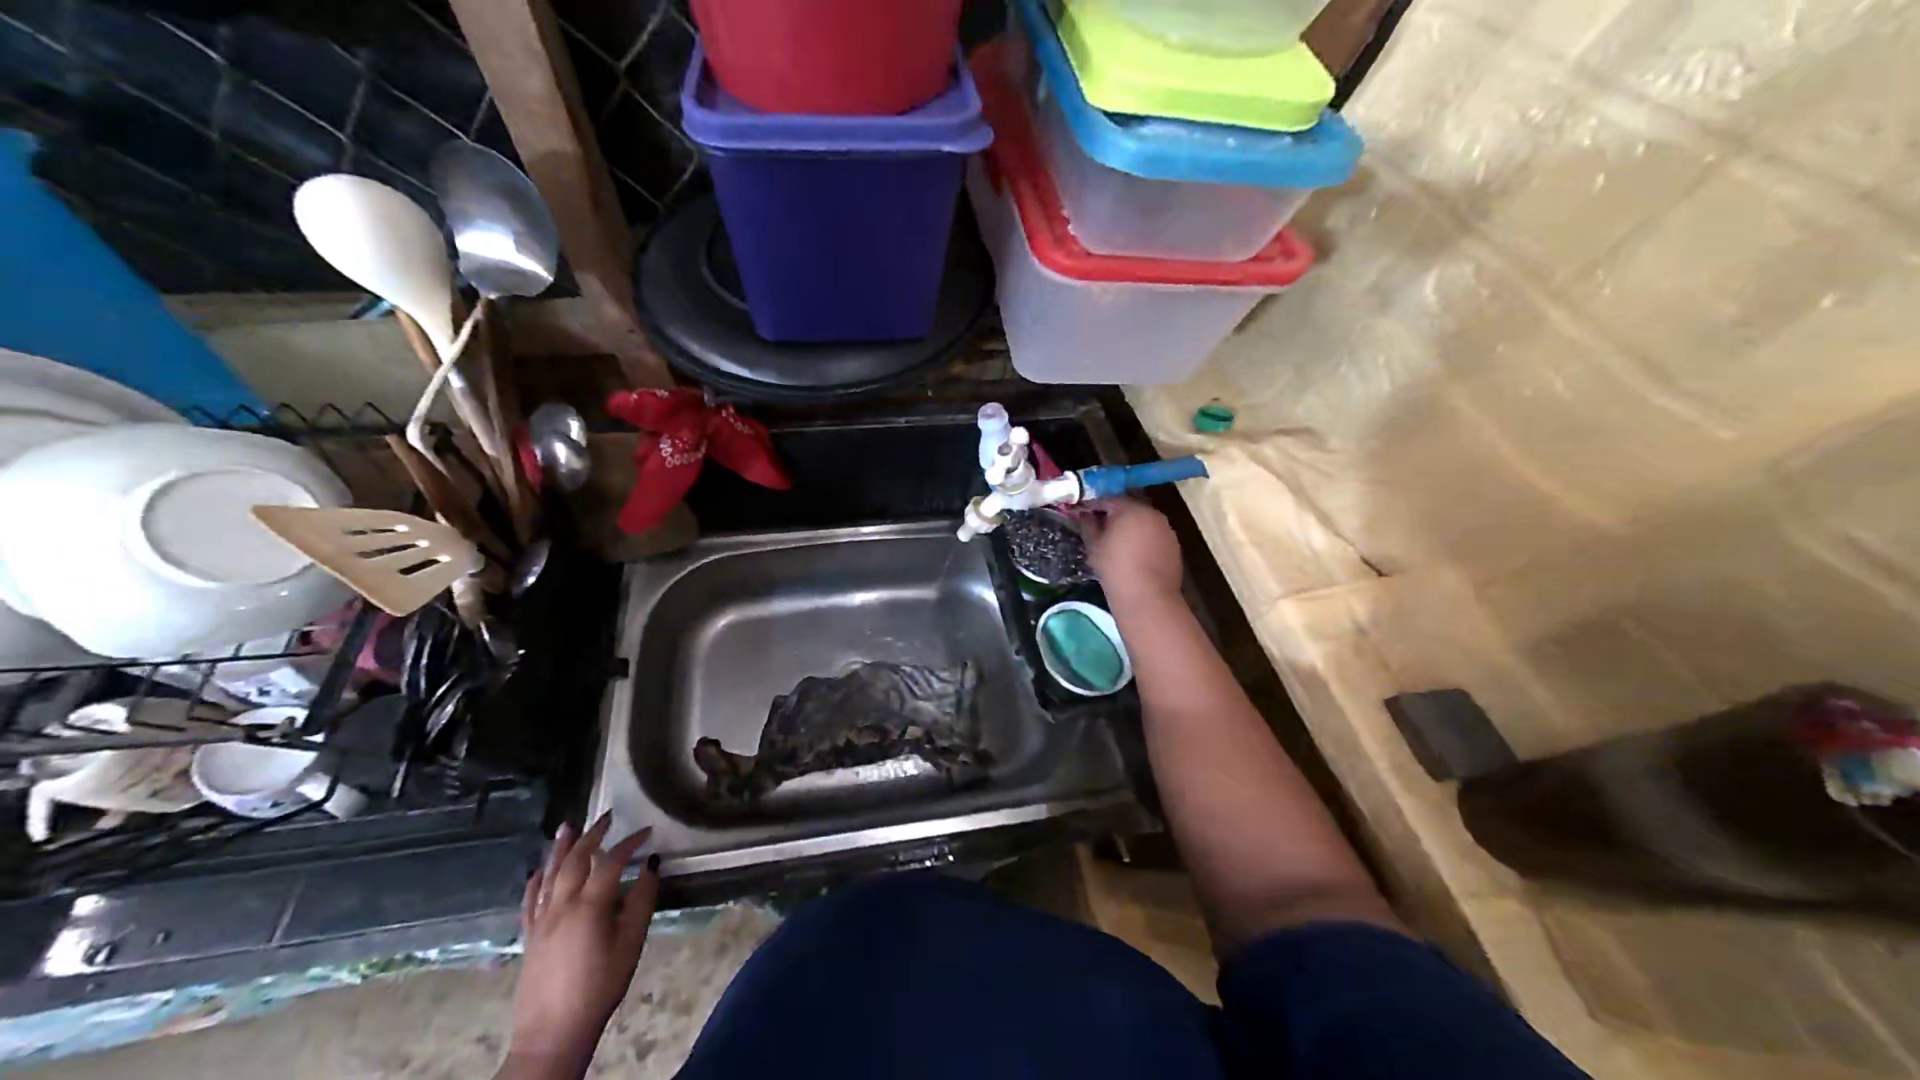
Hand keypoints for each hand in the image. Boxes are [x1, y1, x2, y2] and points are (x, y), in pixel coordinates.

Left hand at [501, 815, 657, 1079]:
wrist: (554, 1031)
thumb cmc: (601, 986)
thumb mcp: (632, 943)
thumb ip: (642, 901)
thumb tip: (650, 866)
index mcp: (590, 905)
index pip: (612, 861)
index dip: (630, 843)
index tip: (647, 830)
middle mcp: (561, 905)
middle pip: (576, 860)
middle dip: (593, 835)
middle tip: (607, 816)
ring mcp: (541, 920)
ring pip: (550, 874)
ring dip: (561, 848)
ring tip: (567, 826)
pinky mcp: (530, 936)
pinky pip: (530, 899)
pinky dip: (536, 879)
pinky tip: (539, 870)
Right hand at [1080, 498, 1182, 603]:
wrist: (1148, 596)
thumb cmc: (1114, 568)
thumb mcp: (1094, 546)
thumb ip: (1087, 525)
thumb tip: (1084, 514)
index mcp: (1129, 509)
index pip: (1107, 499)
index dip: (1093, 506)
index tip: (1083, 514)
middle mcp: (1151, 512)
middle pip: (1128, 508)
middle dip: (1114, 514)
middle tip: (1100, 527)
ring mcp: (1166, 528)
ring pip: (1143, 521)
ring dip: (1130, 526)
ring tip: (1117, 542)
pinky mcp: (1174, 544)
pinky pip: (1154, 534)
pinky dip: (1144, 539)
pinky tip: (1135, 554)